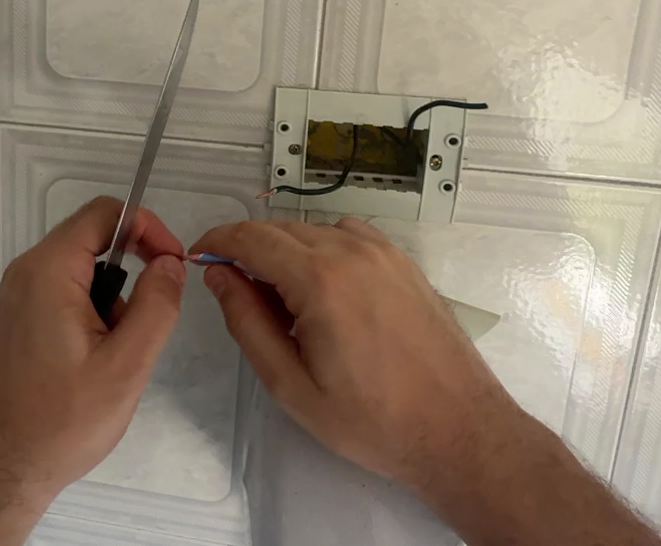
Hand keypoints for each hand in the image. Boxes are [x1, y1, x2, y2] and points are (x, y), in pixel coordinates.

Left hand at [0, 197, 186, 545]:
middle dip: (130, 271)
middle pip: (91, 241)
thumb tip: (171, 263)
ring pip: (78, 272)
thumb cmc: (59, 422)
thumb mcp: (125, 367)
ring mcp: (14, 297)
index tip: (173, 265)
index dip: (147, 228)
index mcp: (49, 270)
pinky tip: (88, 363)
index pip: (105, 213)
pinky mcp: (11, 322)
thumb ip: (156, 307)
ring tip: (113, 356)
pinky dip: (85, 314)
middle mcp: (26, 272)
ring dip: (108, 299)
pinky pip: (59, 295)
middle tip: (147, 321)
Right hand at [188, 217, 516, 496]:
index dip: (217, 241)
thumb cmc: (372, 420)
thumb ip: (247, 322)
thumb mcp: (292, 385)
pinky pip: (346, 234)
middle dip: (249, 251)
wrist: (461, 432)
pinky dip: (322, 248)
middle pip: (279, 229)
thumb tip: (219, 274)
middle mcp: (350, 249)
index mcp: (319, 279)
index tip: (199, 255)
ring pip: (312, 230)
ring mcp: (382, 250)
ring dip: (286, 250)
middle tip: (241, 294)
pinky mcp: (402, 260)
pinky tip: (327, 289)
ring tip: (287, 301)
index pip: (250, 237)